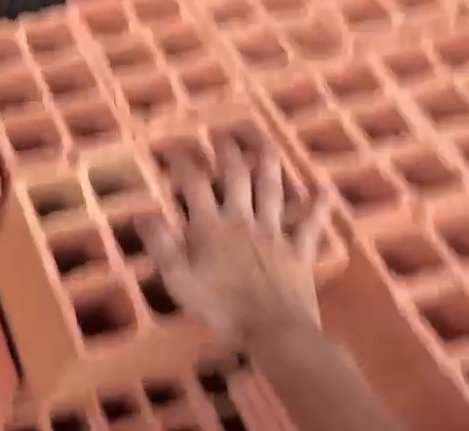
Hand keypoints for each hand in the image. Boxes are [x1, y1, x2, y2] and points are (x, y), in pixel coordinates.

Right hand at [139, 139, 329, 348]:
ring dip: (268, 162)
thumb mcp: (179, 281)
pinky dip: (320, 207)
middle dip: (228, 150)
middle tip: (222, 133)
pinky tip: (326, 189)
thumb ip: (161, 246)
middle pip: (236, 175)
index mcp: (210, 225)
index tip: (171, 147)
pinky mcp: (299, 251)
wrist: (275, 335)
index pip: (194, 182)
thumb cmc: (222, 309)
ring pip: (272, 189)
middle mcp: (242, 219)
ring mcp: (274, 233)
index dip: (182, 160)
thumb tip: (142, 213)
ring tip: (265, 141)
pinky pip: (312, 225)